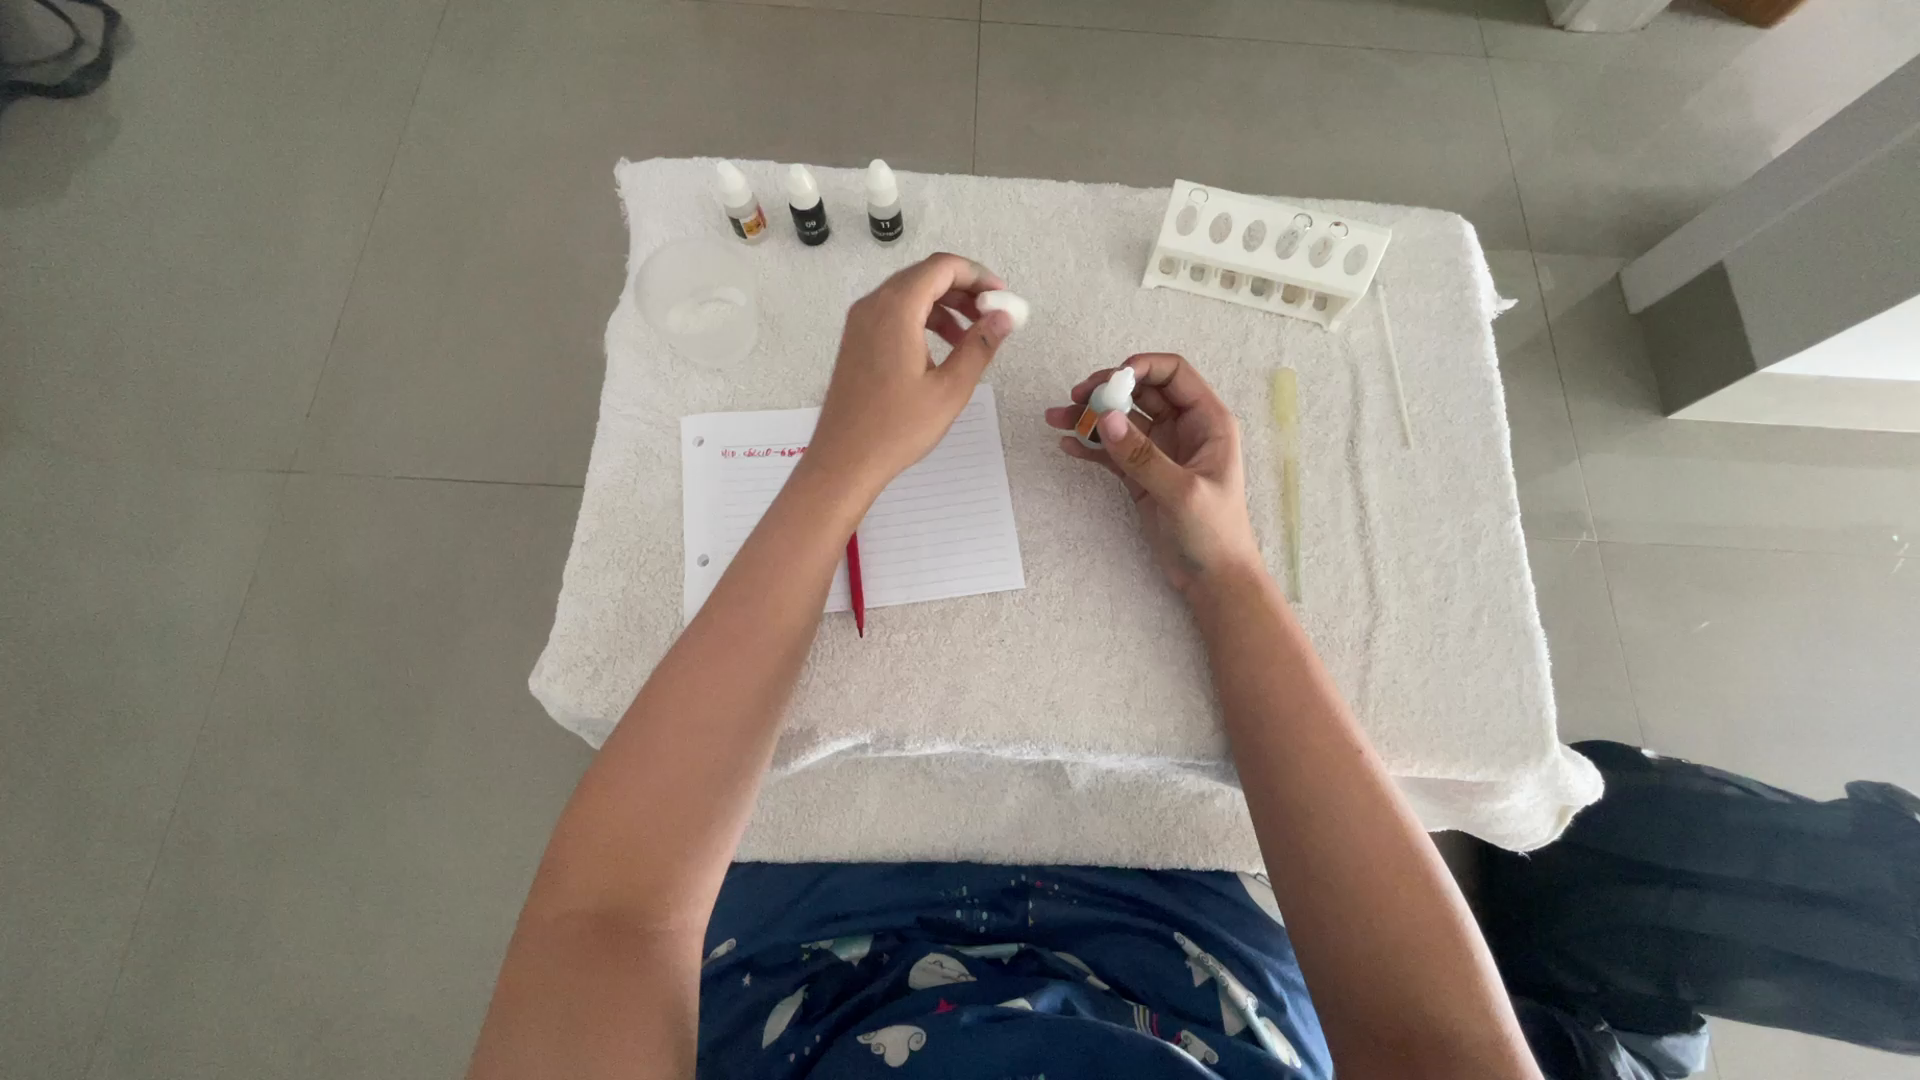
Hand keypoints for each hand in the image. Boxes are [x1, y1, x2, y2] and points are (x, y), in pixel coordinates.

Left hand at [804, 253, 1014, 500]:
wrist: (845, 459)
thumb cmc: (896, 429)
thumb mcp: (950, 389)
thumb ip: (980, 346)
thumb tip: (1004, 317)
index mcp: (896, 310)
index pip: (942, 267)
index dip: (977, 275)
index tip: (1001, 297)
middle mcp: (873, 306)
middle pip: (924, 276)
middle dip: (963, 290)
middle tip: (991, 316)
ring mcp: (860, 323)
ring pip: (909, 295)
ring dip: (943, 307)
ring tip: (969, 338)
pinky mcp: (856, 341)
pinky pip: (893, 314)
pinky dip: (922, 320)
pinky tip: (940, 351)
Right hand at [1046, 353, 1262, 596]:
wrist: (1213, 578)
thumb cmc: (1214, 533)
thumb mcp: (1181, 492)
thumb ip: (1142, 455)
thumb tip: (1106, 419)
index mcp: (1208, 422)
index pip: (1174, 374)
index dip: (1142, 367)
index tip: (1110, 379)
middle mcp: (1184, 429)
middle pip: (1141, 392)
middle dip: (1107, 390)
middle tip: (1075, 398)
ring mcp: (1160, 451)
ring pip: (1121, 420)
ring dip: (1090, 416)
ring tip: (1057, 419)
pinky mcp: (1141, 473)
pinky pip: (1112, 449)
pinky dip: (1090, 445)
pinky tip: (1068, 444)